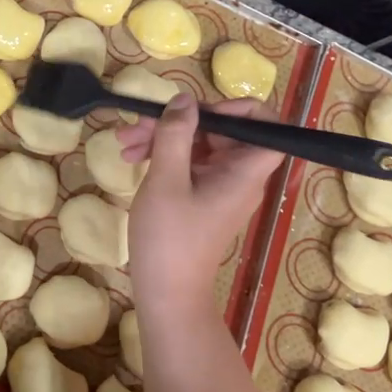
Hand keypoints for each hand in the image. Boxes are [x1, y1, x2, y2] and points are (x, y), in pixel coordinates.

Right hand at [120, 93, 285, 315]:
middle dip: (179, 121)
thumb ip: (176, 134)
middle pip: (220, 131)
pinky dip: (161, 155)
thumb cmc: (171, 237)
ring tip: (123, 143)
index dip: (240, 109)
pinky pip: (187, 163)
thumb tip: (184, 98)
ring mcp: (218, 186)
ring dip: (162, 137)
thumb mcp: (166, 179)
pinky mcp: (200, 196)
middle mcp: (238, 176)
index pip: (268, 128)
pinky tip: (130, 158)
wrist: (166, 293)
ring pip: (198, 144)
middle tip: (139, 125)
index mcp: (244, 171)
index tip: (200, 110)